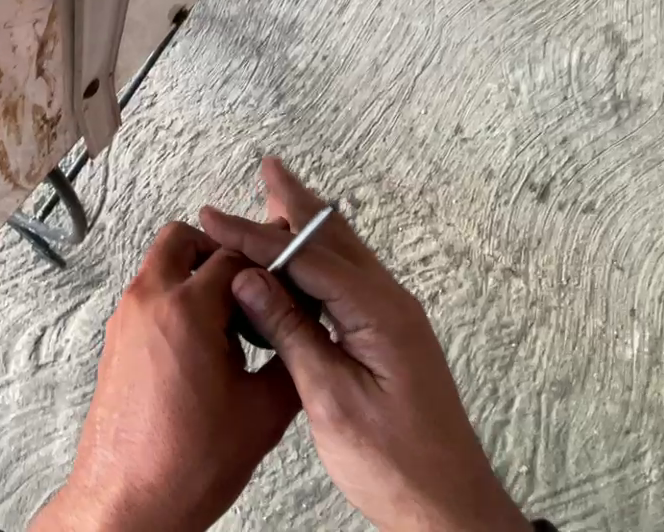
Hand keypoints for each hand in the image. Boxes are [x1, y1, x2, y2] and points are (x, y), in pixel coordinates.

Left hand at [31, 223, 300, 531]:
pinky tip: (201, 345)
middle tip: (247, 288)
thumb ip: (289, 359)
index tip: (280, 288)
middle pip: (182, 238)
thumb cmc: (188, 461)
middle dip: (217, 252)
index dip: (264, 268)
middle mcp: (148, 299)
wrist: (128, 500)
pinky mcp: (115, 337)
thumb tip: (301, 330)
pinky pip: (147, 294)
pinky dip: (173, 299)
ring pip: (160, 264)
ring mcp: (125, 316)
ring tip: (227, 323)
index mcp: (186, 309)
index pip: (233, 256)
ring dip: (193, 275)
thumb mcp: (261, 412)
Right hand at [201, 158, 528, 531]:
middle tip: (268, 166)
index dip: (254, 234)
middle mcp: (390, 301)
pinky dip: (318, 254)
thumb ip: (291, 331)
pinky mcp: (390, 332)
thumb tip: (248, 277)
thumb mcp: (330, 398)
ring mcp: (394, 315)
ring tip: (278, 194)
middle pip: (333, 236)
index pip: (305, 256)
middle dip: (295, 201)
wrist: (451, 508)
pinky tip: (301, 256)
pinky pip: (348, 276)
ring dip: (307, 223)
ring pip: (344, 252)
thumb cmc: (392, 462)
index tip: (212, 216)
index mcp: (377, 312)